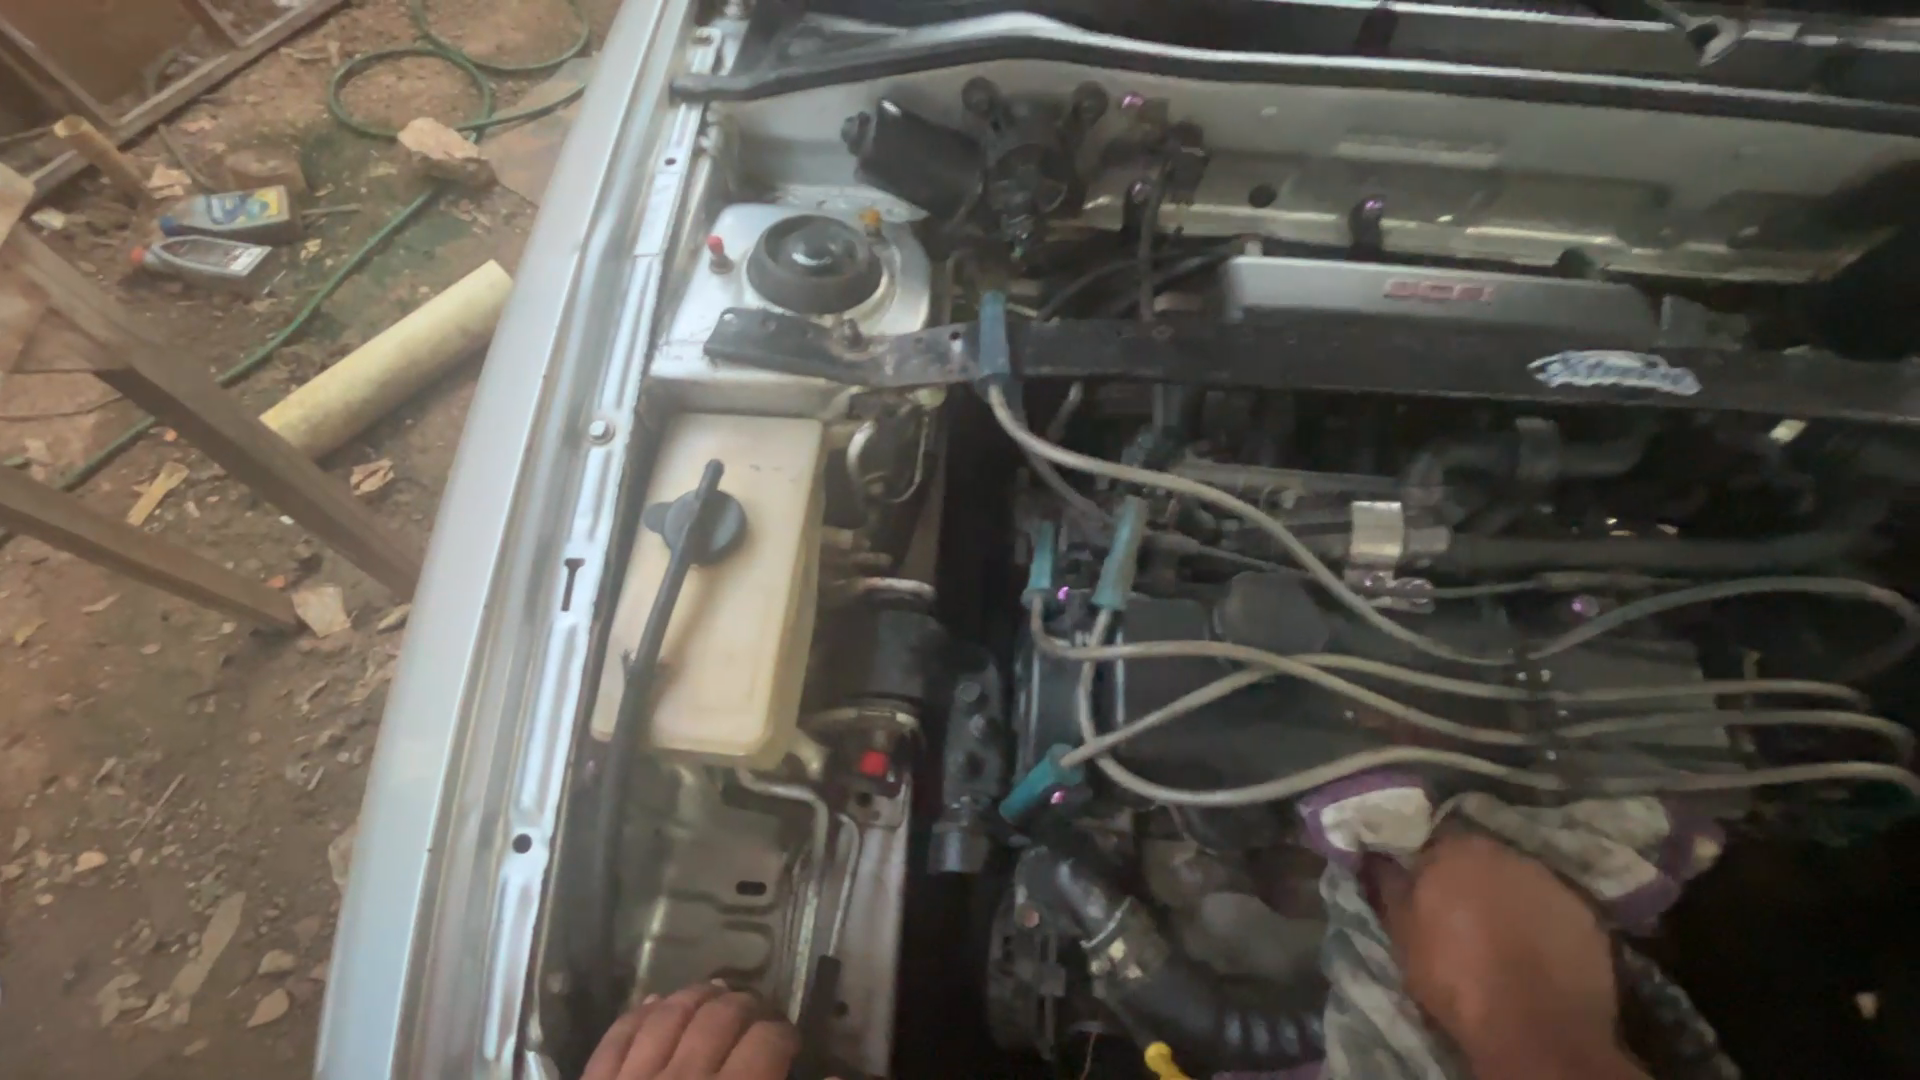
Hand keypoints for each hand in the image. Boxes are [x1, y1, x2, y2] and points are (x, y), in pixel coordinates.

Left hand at [583, 983, 799, 1079]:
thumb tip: (835, 1073)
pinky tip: (655, 1006)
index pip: (767, 1042)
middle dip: (745, 1008)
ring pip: (670, 1016)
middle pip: (721, 1018)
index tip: (789, 1042)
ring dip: (696, 998)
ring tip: (714, 996)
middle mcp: (685, 1079)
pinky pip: (615, 1039)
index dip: (783, 1034)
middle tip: (756, 1017)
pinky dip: (637, 1017)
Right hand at [1373, 829, 1644, 1079]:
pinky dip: (1539, 920)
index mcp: (1457, 848)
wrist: (1537, 1033)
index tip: (1419, 885)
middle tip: (1455, 910)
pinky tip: (1531, 949)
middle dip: (1467, 877)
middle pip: (1479, 856)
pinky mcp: (1587, 918)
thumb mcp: (1401, 929)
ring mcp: (1552, 884)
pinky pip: (1551, 908)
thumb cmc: (1453, 974)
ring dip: (1505, 896)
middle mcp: (1506, 853)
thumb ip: (1386, 882)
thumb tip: (1371, 852)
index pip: (1433, 838)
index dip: (1425, 863)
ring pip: (1517, 880)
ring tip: (1496, 932)